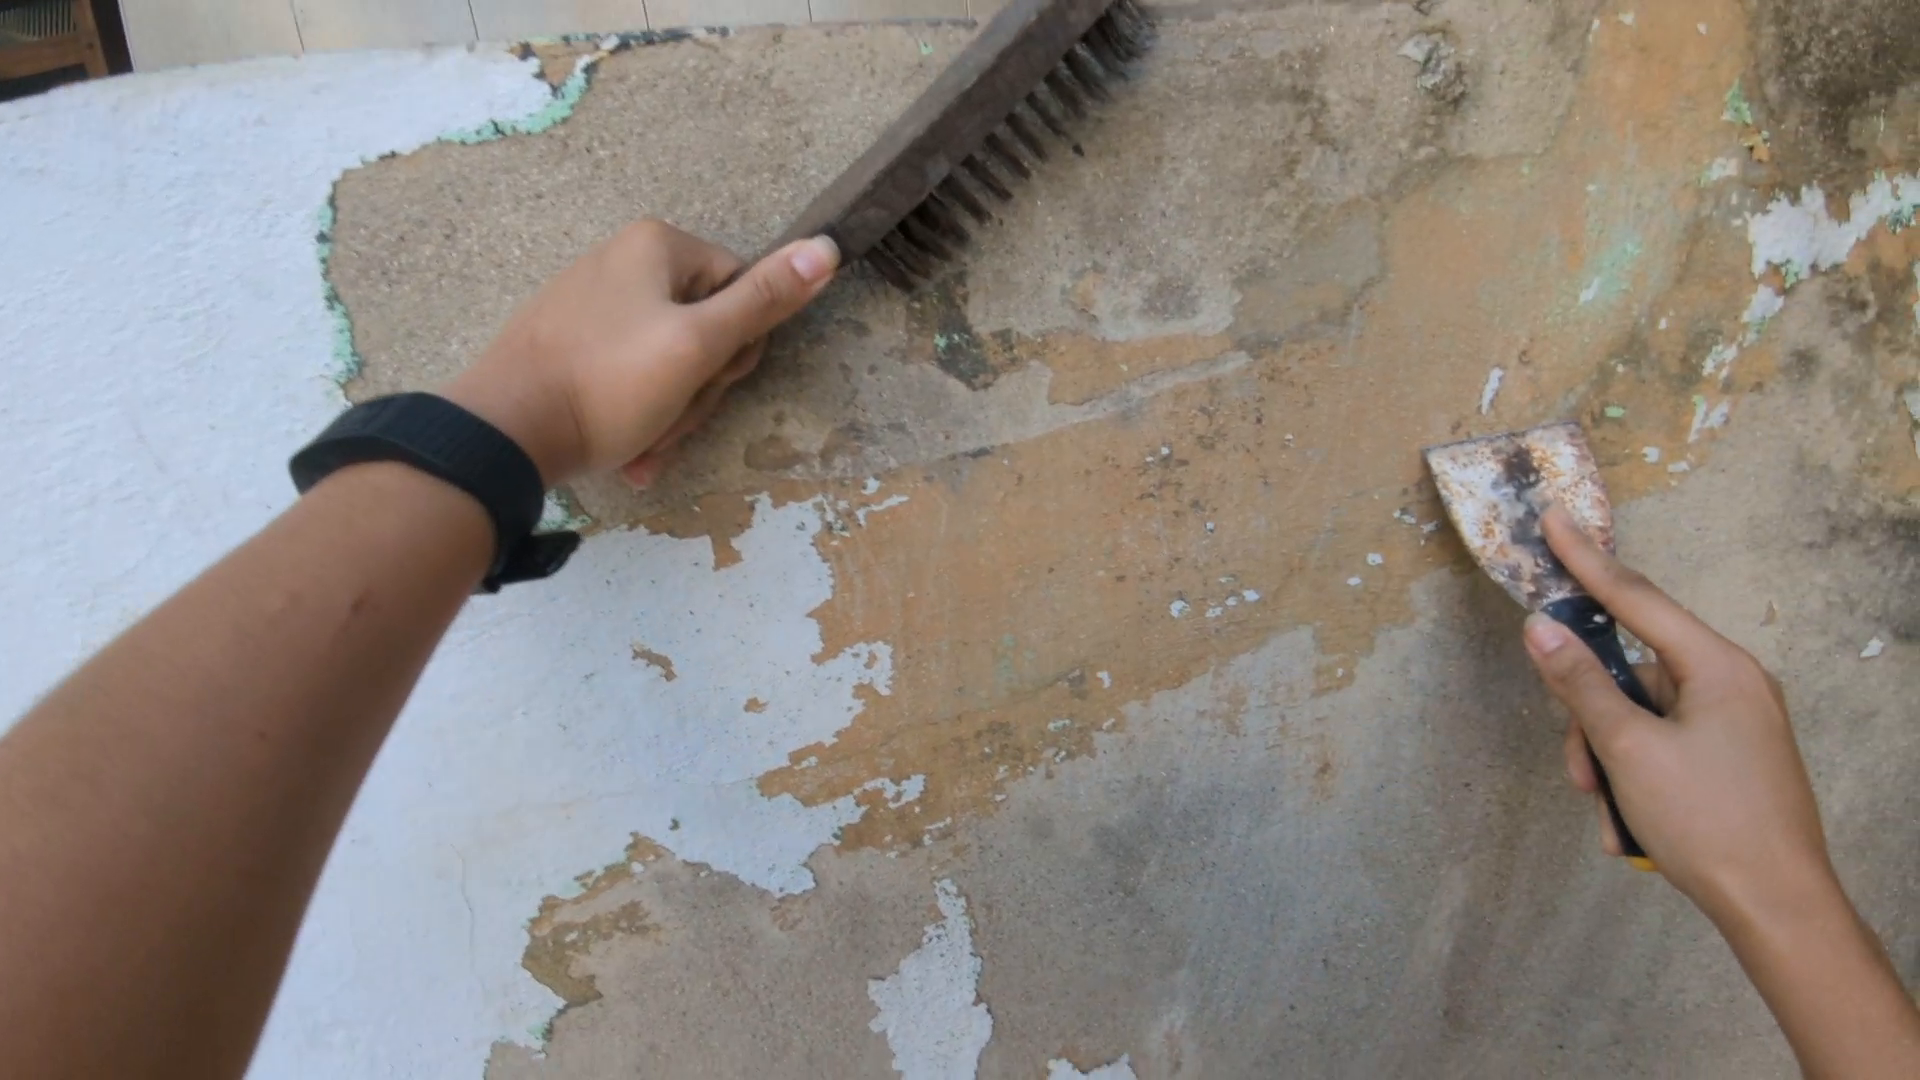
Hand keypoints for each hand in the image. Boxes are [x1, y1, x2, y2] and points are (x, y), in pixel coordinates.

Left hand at [440, 220, 839, 485]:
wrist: (506, 434)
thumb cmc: (611, 385)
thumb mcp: (699, 345)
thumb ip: (764, 300)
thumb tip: (828, 247)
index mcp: (659, 246)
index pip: (743, 290)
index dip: (739, 346)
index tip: (708, 379)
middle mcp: (626, 261)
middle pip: (709, 329)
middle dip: (701, 386)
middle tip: (674, 415)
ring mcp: (597, 302)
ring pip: (675, 361)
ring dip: (674, 412)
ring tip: (648, 441)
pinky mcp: (576, 341)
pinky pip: (636, 374)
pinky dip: (642, 413)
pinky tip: (631, 448)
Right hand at [1521, 506, 1833, 924]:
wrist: (1775, 908)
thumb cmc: (1706, 817)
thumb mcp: (1626, 746)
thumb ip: (1577, 681)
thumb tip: (1537, 624)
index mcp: (1717, 669)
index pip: (1636, 598)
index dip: (1587, 559)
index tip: (1553, 520)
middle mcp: (1724, 683)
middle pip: (1622, 667)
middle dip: (1587, 712)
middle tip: (1581, 758)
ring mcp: (1722, 718)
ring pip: (1625, 707)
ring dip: (1599, 748)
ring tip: (1603, 798)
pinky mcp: (1714, 748)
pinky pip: (1644, 734)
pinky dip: (1620, 764)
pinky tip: (1620, 809)